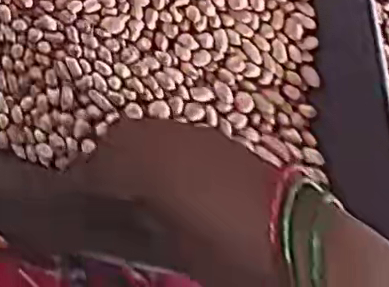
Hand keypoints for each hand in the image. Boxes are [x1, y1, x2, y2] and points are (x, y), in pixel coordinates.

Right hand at [66, 120, 280, 282]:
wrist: (311, 243)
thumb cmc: (237, 255)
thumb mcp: (183, 251)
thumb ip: (143, 224)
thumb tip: (122, 218)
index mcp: (143, 162)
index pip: (96, 166)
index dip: (84, 183)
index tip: (78, 197)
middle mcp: (159, 136)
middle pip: (115, 138)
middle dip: (105, 160)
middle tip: (104, 189)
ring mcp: (189, 131)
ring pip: (143, 132)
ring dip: (134, 151)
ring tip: (138, 182)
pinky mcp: (215, 136)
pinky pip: (172, 137)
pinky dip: (163, 151)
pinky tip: (173, 178)